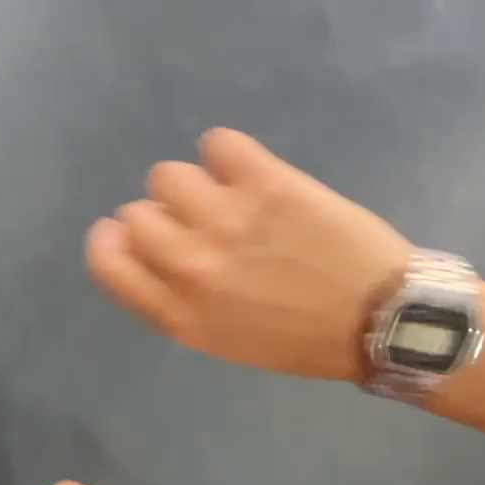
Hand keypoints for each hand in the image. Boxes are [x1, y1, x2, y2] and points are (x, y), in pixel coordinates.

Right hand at [85, 128, 414, 381]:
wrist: (378, 320)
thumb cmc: (296, 340)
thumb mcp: (217, 340)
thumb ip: (170, 300)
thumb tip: (145, 250)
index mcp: (176, 312)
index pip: (106, 259)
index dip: (111, 240)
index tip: (131, 236)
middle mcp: (191, 266)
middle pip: (135, 214)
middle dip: (159, 216)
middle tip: (196, 224)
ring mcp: (228, 221)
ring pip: (168, 175)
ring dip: (189, 184)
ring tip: (222, 195)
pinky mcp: (268, 184)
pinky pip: (218, 143)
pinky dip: (224, 152)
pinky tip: (245, 172)